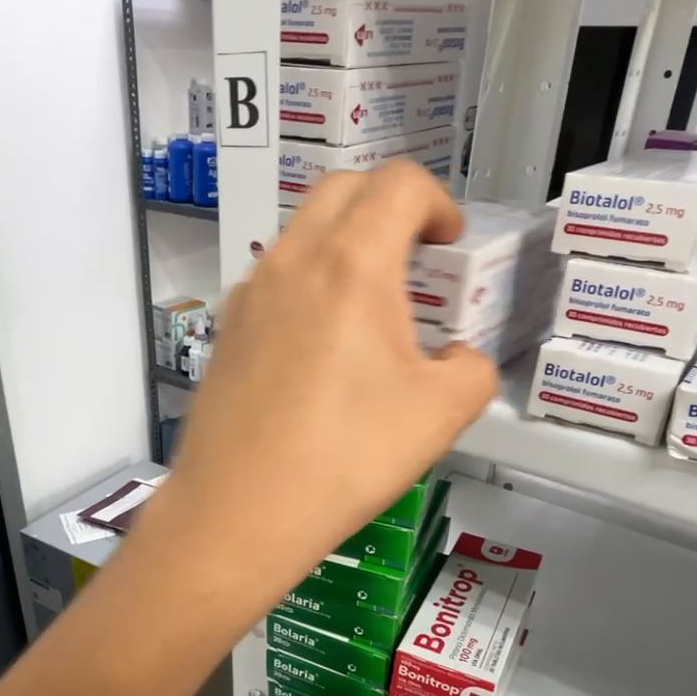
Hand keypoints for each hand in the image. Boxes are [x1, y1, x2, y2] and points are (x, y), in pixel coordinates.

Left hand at [133, 160, 497, 606]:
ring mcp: (248, 295)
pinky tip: (319, 350)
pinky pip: (272, 282)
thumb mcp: (441, 415)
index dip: (437, 201)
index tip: (448, 242)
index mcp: (352, 263)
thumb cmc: (346, 457)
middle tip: (413, 258)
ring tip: (367, 308)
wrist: (240, 511)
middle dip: (386, 206)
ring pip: (301, 234)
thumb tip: (457, 361)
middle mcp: (292, 261)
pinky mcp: (225, 332)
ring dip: (342, 245)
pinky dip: (306, 286)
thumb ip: (471, 370)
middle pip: (342, 190)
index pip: (398, 183)